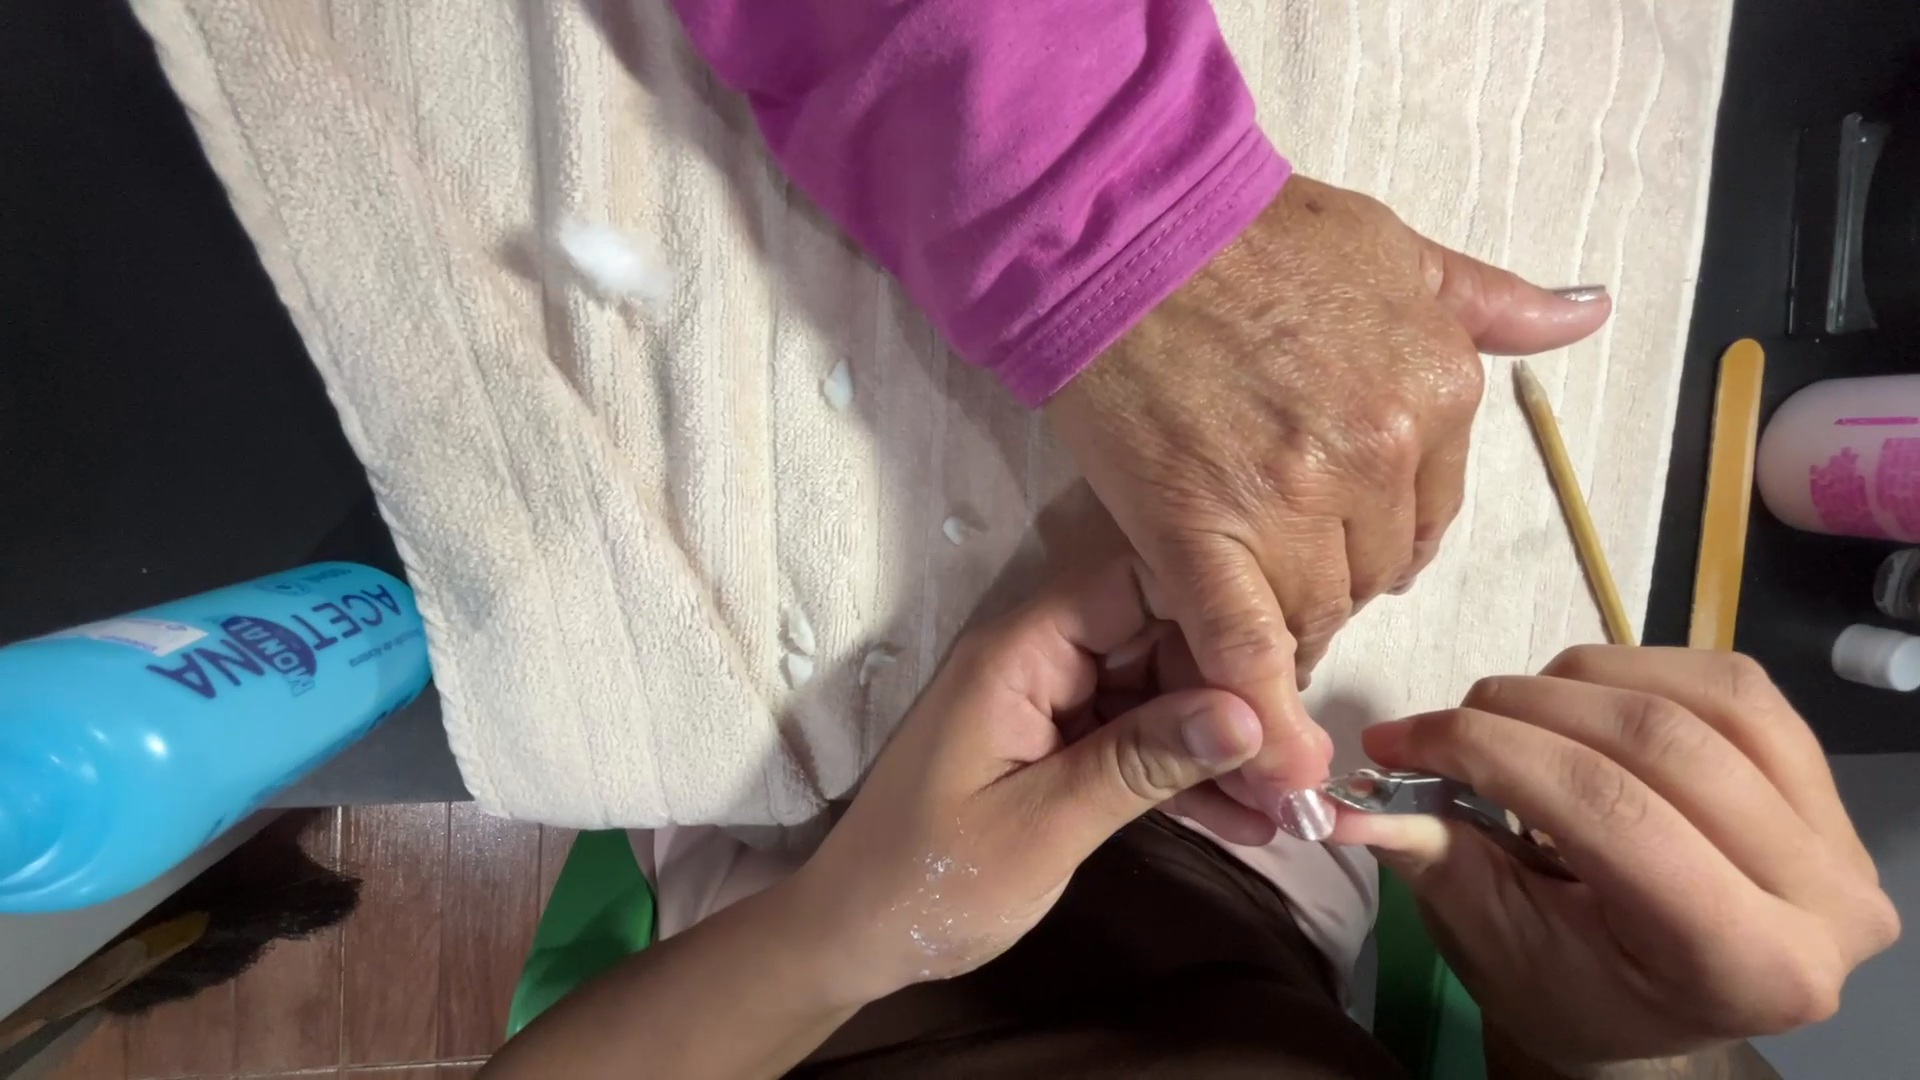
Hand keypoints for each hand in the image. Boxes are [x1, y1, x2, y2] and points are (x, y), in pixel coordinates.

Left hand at [779, 560, 1264, 1004]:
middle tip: (1299, 771)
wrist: (862, 930)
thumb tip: (1247, 713)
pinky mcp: (1062, 742)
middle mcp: (1040, 658)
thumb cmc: (933, 878)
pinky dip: (1183, 775)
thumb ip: (1140, 762)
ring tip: (1288, 809)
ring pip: (1157, 694)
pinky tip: (1244, 822)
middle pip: (1156, 638)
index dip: (1213, 614)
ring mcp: (1053, 700)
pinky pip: (1137, 739)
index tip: (1287, 678)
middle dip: (1231, 698)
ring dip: (1219, 746)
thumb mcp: (1041, 824)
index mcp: (1021, 650)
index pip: (1133, 582)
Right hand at [1046, 175, 1612, 821]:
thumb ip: (1485, 298)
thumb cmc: (1245, 239)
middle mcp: (1379, 456)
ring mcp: (1292, 503)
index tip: (1317, 551)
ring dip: (1279, 623)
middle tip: (1263, 574)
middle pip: (1363, 576)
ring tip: (1231, 611)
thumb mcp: (1387, 247)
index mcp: (1434, 392)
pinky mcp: (1200, 535)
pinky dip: (1258, 708)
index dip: (1362, 544)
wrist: (1126, 237)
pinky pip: (1242, 641)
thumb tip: (1579, 321)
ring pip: (1307, 612)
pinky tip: (1271, 764)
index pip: (1416, 522)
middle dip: (1322, 584)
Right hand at [1336, 646, 1899, 1064]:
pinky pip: (1730, 685)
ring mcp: (1842, 836)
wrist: (1634, 1000)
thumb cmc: (1552, 981)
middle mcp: (1827, 901)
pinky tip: (1578, 704)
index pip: (1604, 806)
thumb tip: (1337, 805)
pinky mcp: (1825, 785)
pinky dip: (1631, 672)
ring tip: (1509, 719)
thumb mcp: (1478, 932)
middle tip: (1435, 730)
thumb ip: (1423, 854)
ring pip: (1699, 696)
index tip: (1390, 741)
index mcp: (1742, 962)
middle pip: (1655, 738)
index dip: (1481, 748)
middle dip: (1512, 709)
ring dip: (1570, 683)